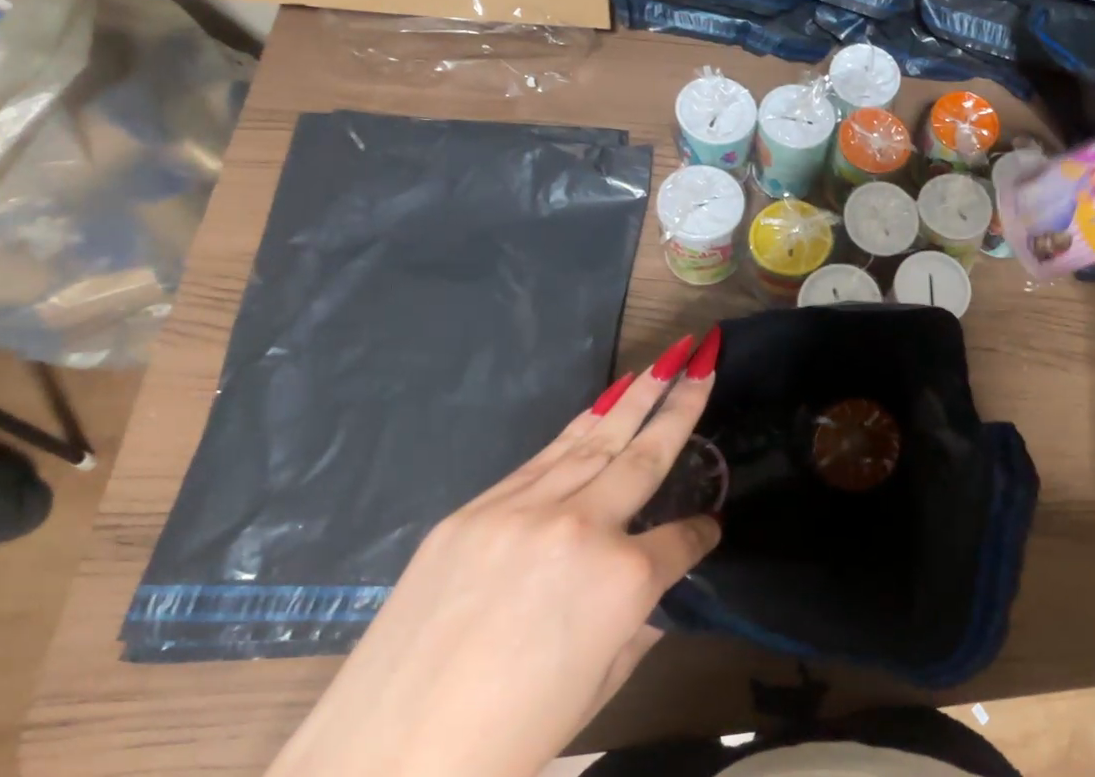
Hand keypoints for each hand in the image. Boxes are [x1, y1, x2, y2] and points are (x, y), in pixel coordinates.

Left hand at [266, 330, 724, 776]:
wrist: (385, 761)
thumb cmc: (512, 736)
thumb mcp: (603, 682)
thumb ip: (641, 619)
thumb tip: (656, 582)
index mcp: (626, 581)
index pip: (684, 538)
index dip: (702, 533)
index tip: (709, 529)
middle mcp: (582, 529)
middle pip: (645, 457)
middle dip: (683, 404)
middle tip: (708, 358)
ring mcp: (522, 512)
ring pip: (594, 441)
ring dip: (635, 396)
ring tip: (667, 360)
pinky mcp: (474, 510)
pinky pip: (542, 459)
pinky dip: (580, 427)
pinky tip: (605, 402)